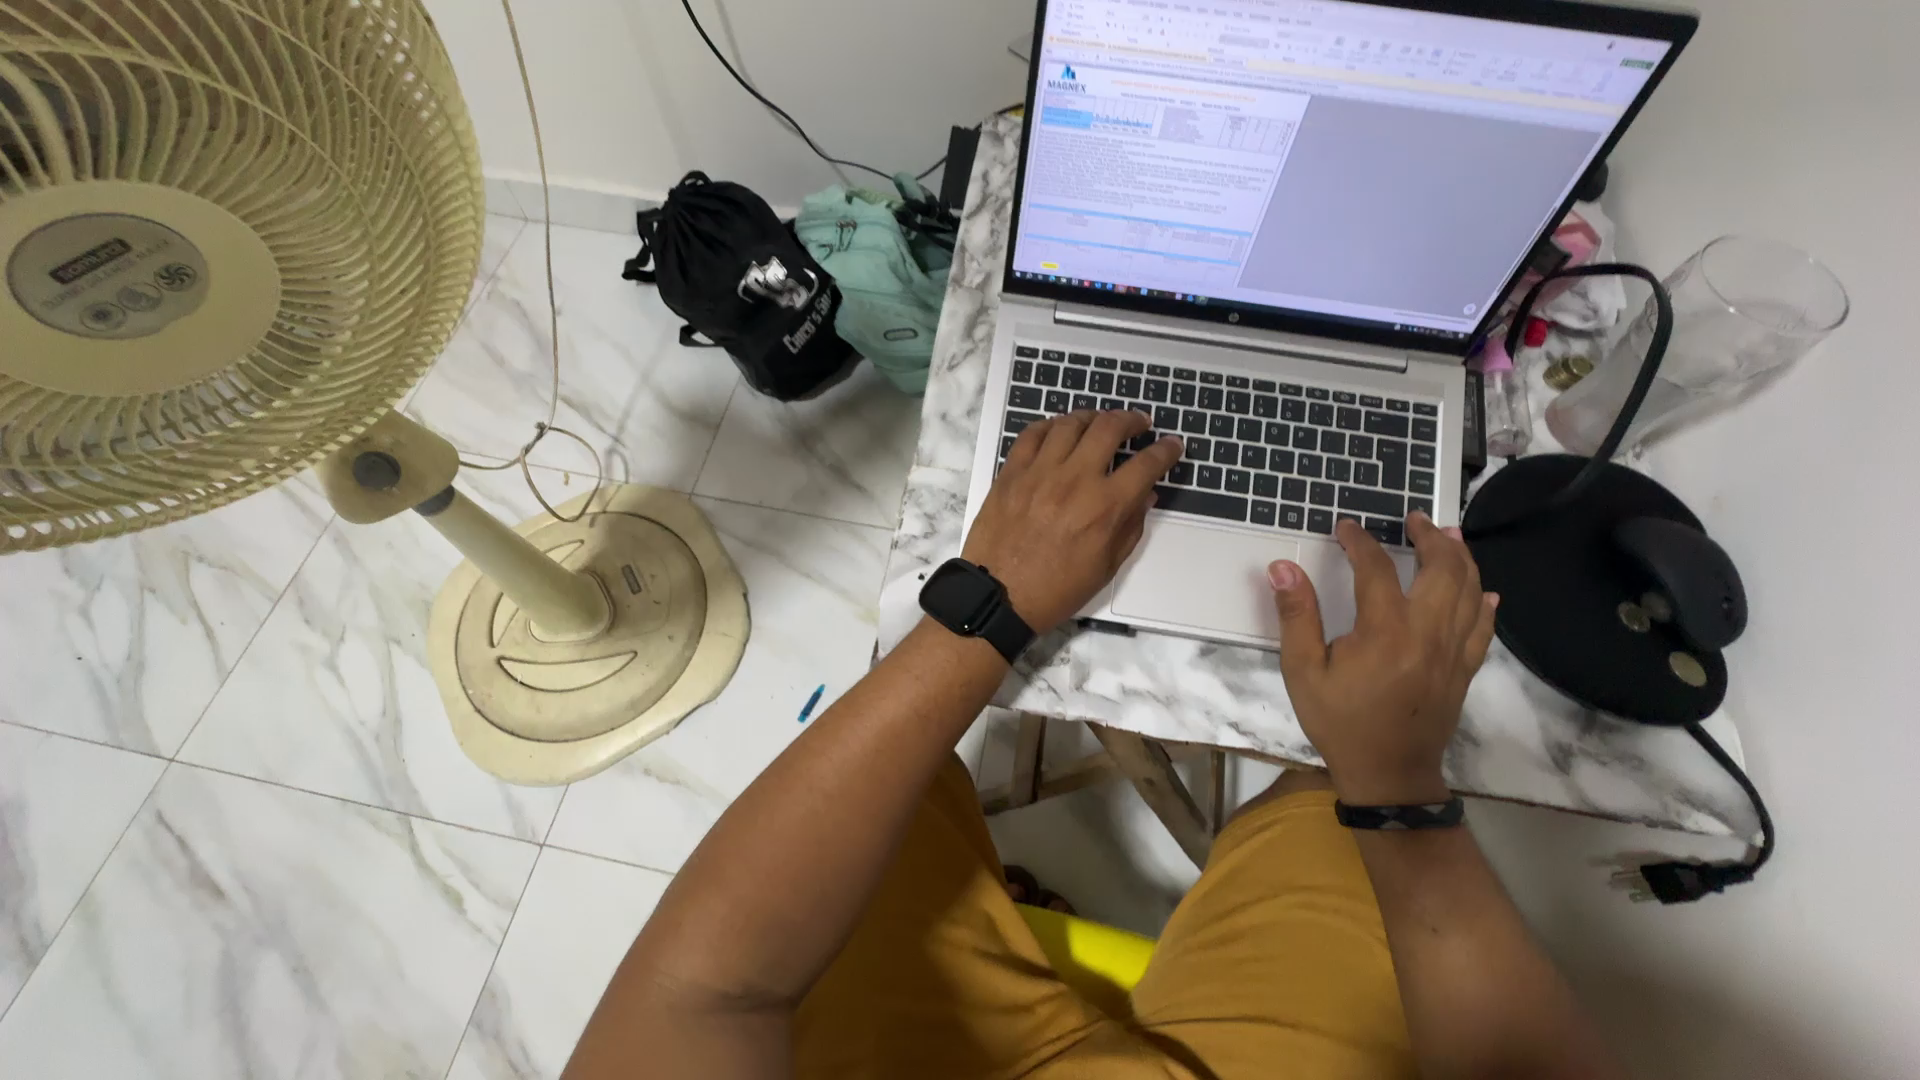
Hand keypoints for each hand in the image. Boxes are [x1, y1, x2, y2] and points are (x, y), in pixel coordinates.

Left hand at [963, 410, 1181, 633]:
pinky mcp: (1011, 472)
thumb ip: (1130, 526)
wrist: (999, 596)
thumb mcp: (1106, 566)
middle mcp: (1075, 479)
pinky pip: (1032, 434)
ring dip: (1091, 417)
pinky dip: (1050, 426)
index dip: (1166, 450)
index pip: (1147, 464)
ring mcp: (1039, 472)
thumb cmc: (1057, 589)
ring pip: (1070, 423)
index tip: (1172, 444)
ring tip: (1099, 422)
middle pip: (1109, 428)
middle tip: (1138, 423)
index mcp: (1105, 506)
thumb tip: (1145, 496)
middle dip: (1130, 420)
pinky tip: (1058, 430)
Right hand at [1268, 513, 1498, 804]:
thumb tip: (1282, 568)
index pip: (1376, 568)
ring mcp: (1453, 651)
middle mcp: (1427, 633)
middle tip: (1415, 519)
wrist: (1388, 773)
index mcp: (1385, 630)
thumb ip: (1296, 615)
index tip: (1346, 527)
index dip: (1361, 542)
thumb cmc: (1340, 721)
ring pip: (1471, 592)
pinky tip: (1484, 590)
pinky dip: (1485, 602)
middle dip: (1431, 538)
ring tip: (1449, 536)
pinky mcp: (1465, 669)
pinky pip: (1484, 627)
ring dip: (1462, 558)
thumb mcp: (1303, 670)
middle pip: (1443, 570)